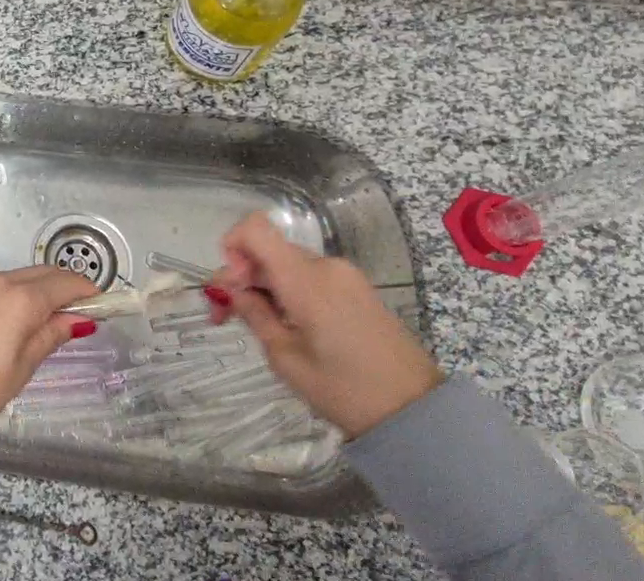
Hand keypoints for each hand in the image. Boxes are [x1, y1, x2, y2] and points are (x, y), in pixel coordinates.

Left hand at [0, 266, 100, 427]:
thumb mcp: (23, 366)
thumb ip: (50, 335)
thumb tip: (77, 319)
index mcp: (21, 299)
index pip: (64, 283)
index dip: (86, 291)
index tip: (100, 302)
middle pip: (39, 273)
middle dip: (62, 286)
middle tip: (78, 309)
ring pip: (12, 278)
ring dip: (33, 289)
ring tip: (42, 316)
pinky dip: (5, 296)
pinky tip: (4, 320)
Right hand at [209, 213, 443, 438]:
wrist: (418, 414)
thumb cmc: (346, 390)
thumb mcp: (286, 358)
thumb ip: (254, 314)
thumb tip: (231, 289)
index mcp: (306, 279)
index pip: (254, 228)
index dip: (231, 247)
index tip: (230, 287)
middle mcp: (325, 266)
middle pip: (267, 250)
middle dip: (241, 277)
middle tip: (226, 318)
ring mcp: (344, 276)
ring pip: (285, 265)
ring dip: (263, 287)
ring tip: (258, 327)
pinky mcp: (356, 289)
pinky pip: (308, 277)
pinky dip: (288, 292)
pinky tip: (288, 326)